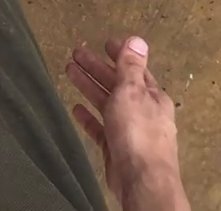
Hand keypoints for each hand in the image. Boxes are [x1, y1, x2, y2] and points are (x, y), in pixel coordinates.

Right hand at [66, 36, 190, 210]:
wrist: (140, 180)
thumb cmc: (138, 131)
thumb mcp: (132, 91)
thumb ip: (131, 66)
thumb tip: (138, 40)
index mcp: (152, 97)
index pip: (134, 70)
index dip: (120, 55)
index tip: (104, 42)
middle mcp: (143, 112)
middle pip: (117, 84)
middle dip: (97, 68)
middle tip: (76, 52)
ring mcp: (129, 130)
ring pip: (106, 102)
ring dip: (89, 86)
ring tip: (69, 70)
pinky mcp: (116, 147)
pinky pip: (100, 126)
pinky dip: (88, 116)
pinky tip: (75, 107)